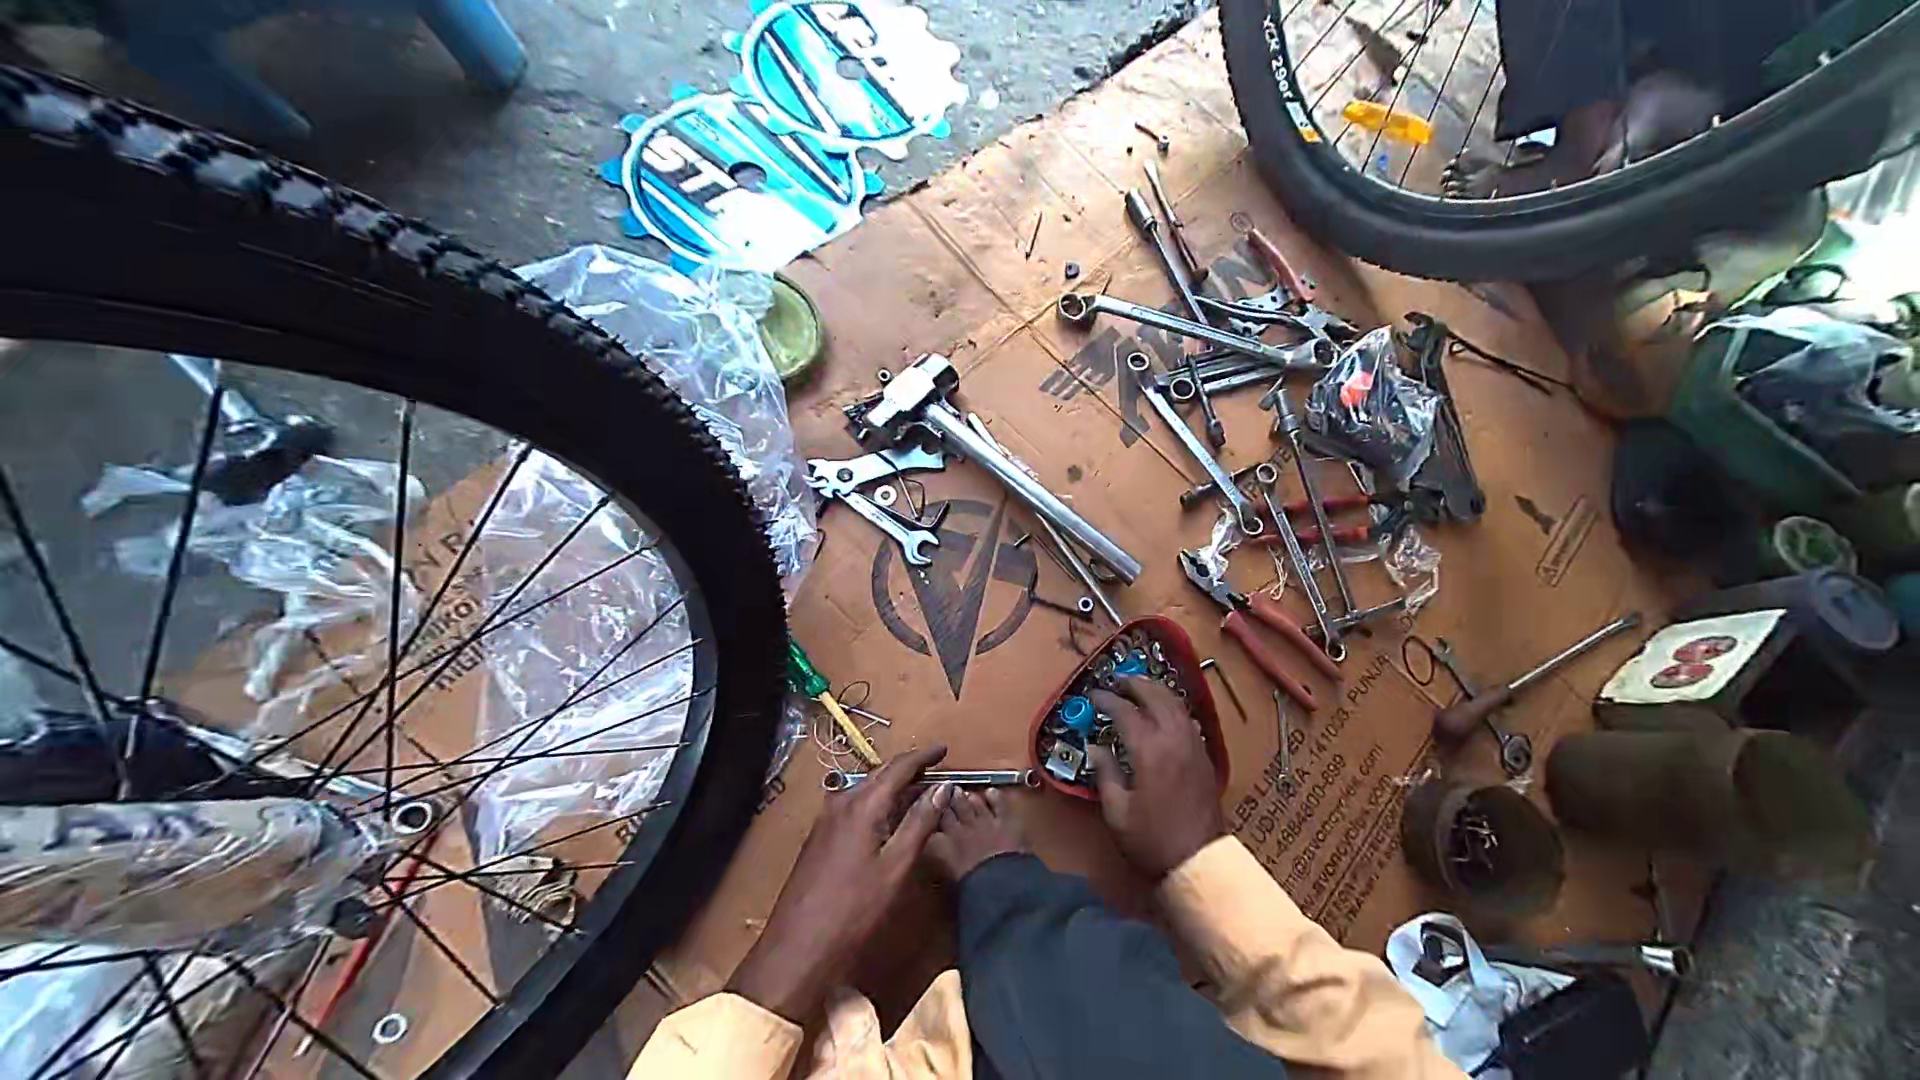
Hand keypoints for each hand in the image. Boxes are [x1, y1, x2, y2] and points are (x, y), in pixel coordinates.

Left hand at [728, 745, 951, 1021]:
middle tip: (937, 770)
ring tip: (920, 793)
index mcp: (862, 804)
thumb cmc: (853, 909)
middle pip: (882, 775)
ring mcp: (828, 818)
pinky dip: (880, 804)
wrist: (797, 946)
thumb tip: (944, 788)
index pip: (899, 767)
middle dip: (910, 770)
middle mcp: (842, 802)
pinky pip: (857, 806)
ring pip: (868, 791)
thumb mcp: (896, 866)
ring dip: (895, 788)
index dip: (924, 756)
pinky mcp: (822, 836)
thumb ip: (920, 822)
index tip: (944, 749)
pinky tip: (891, 819)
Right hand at [1087, 678, 1224, 878]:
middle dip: (1135, 684)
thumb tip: (1096, 748)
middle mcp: (1174, 740)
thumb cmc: (1151, 840)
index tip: (1093, 696)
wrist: (1198, 863)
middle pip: (1156, 696)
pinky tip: (1163, 712)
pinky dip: (1172, 707)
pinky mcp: (1205, 757)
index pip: (1125, 711)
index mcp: (1149, 750)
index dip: (1107, 700)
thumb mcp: (1116, 811)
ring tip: (1139, 688)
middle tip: (1117, 681)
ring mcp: (1194, 746)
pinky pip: (1188, 719)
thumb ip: (1105, 772)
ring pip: (1177, 704)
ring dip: (1156, 691)